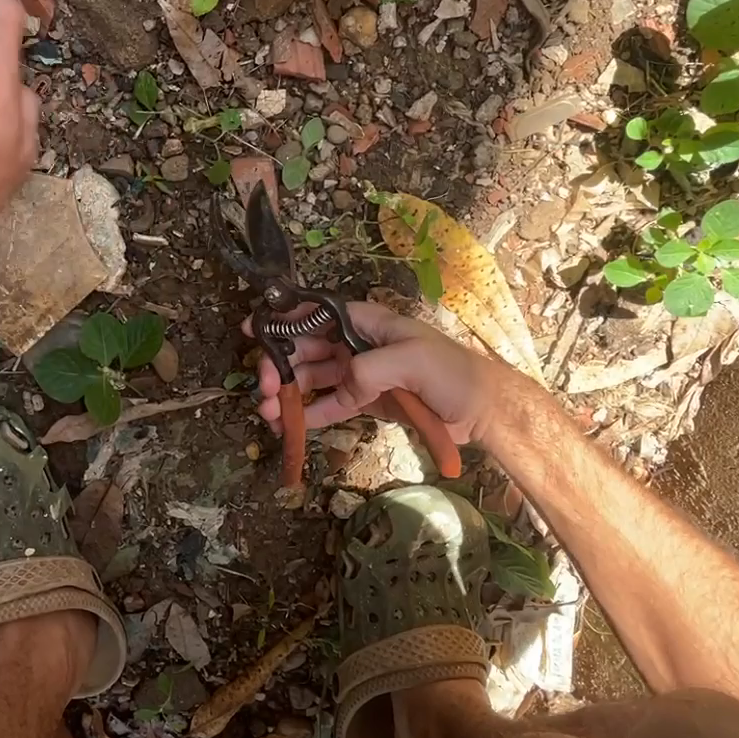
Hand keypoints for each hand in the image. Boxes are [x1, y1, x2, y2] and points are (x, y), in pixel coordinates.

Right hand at [250, 301, 571, 453]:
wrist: (483, 410)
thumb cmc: (451, 373)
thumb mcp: (410, 360)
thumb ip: (368, 368)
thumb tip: (341, 384)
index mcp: (367, 322)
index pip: (317, 313)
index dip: (285, 319)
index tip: (255, 328)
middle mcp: (358, 344)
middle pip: (308, 348)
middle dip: (281, 364)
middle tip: (263, 386)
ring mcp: (361, 373)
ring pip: (314, 378)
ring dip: (289, 392)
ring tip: (267, 411)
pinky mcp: (366, 401)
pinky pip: (331, 404)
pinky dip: (310, 413)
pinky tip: (289, 424)